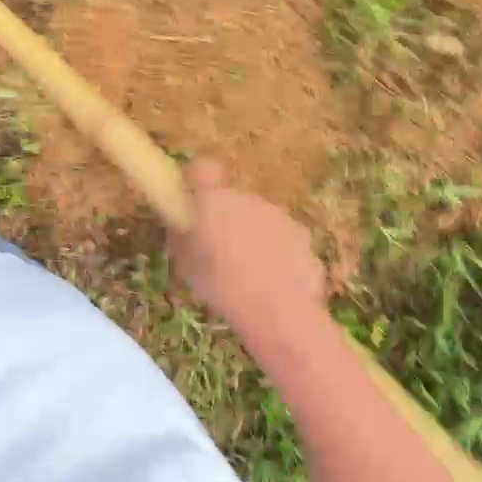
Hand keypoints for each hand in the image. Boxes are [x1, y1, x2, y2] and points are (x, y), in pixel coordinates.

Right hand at [171, 162, 327, 342]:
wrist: (279, 313)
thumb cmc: (221, 287)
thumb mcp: (185, 265)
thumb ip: (181, 236)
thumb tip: (180, 225)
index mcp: (214, 201)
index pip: (200, 169)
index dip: (195, 180)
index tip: (191, 198)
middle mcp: (246, 199)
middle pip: (231, 199)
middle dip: (224, 217)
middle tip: (217, 249)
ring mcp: (278, 215)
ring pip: (257, 218)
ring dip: (250, 234)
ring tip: (247, 271)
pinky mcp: (302, 234)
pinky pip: (280, 236)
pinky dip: (275, 251)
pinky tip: (272, 281)